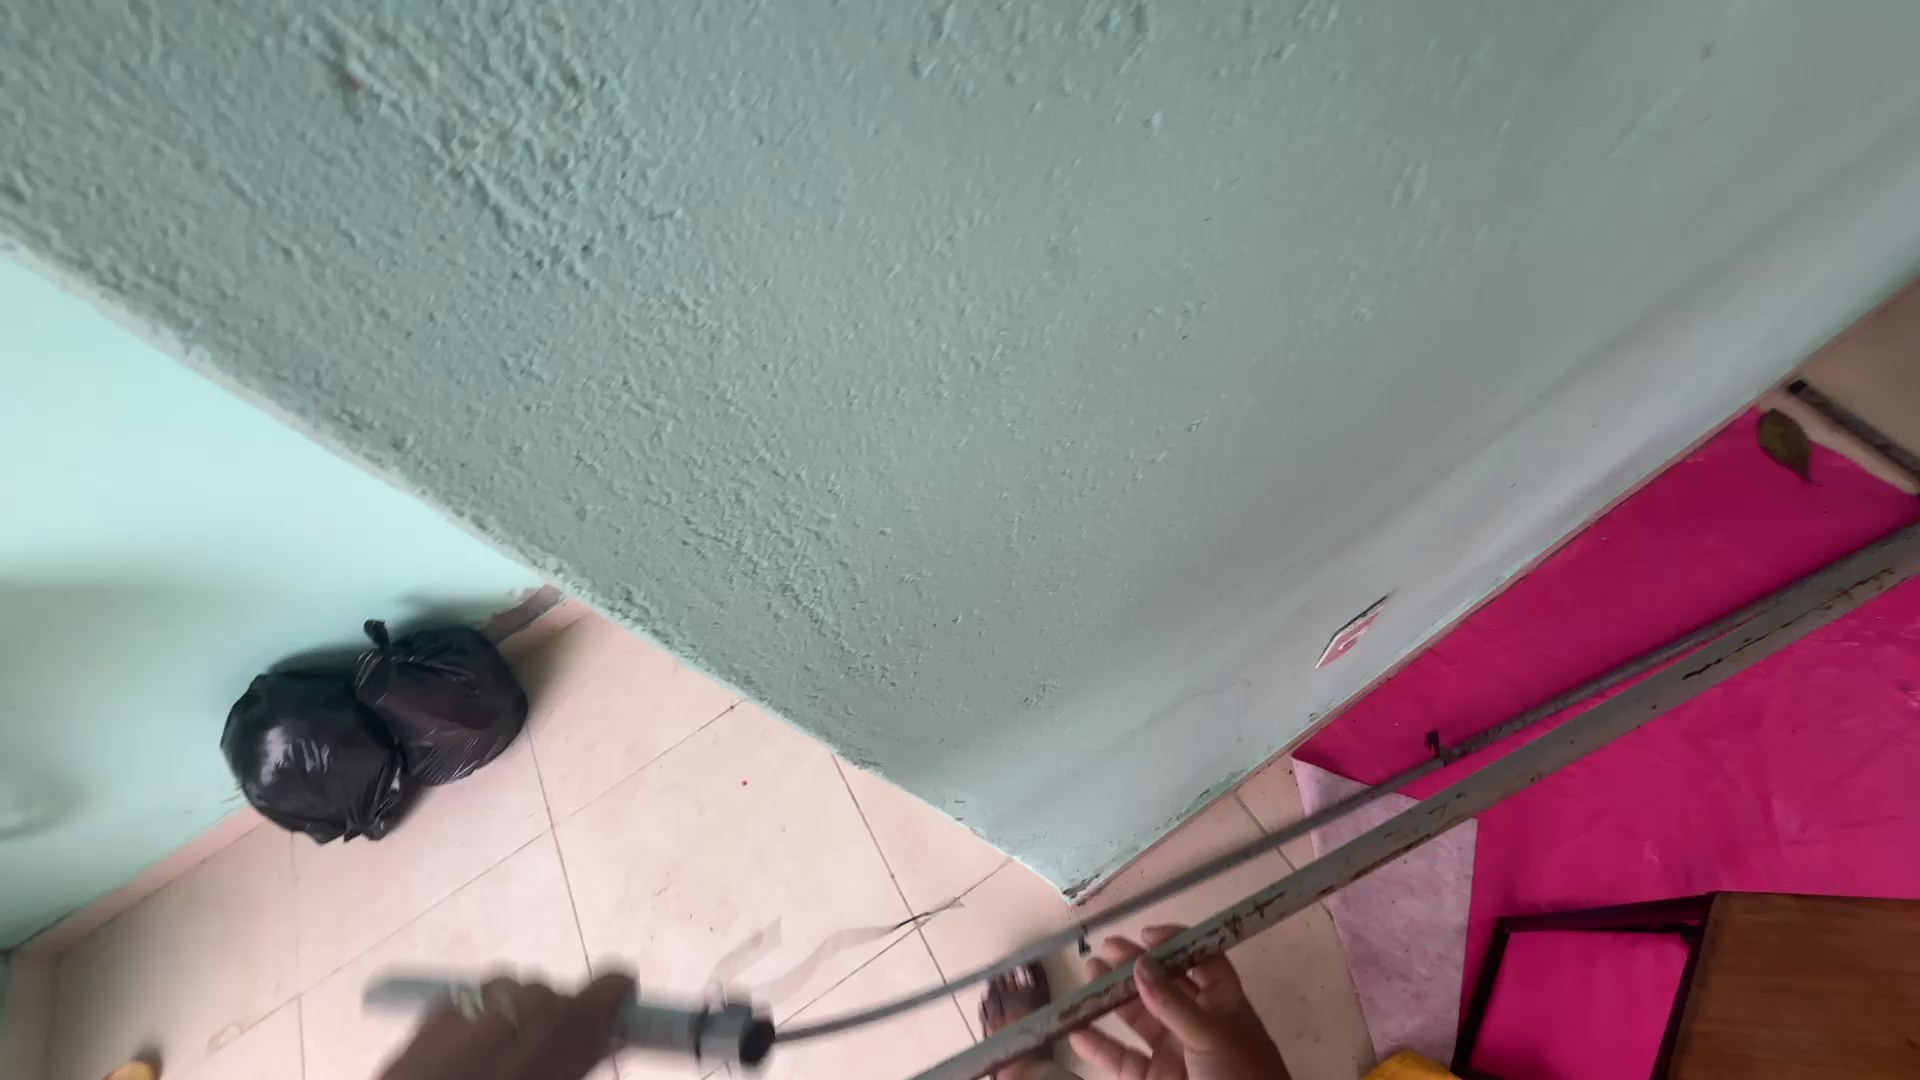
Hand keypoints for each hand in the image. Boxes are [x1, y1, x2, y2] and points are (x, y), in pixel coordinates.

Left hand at [377, 973, 633, 1079]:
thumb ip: (579, 1061)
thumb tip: (608, 1037)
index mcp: (563, 1030)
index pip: (612, 985)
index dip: (612, 1000)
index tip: (607, 1020)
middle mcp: (528, 1006)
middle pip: (555, 994)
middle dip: (550, 1021)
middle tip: (530, 1063)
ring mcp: (480, 1004)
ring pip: (514, 991)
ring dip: (511, 1016)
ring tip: (488, 1060)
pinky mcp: (437, 1011)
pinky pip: (472, 1001)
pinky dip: (474, 1021)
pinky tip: (459, 1057)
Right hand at [1068, 926, 1291, 1079]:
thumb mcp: (1215, 1040)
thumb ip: (1174, 1003)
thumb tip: (1141, 962)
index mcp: (1224, 1009)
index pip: (1203, 963)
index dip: (1177, 944)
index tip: (1146, 935)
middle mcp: (1198, 1027)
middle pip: (1164, 985)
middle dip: (1135, 964)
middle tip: (1107, 948)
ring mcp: (1174, 1057)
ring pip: (1138, 1018)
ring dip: (1113, 996)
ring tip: (1089, 973)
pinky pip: (1122, 1061)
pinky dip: (1099, 1046)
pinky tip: (1077, 1030)